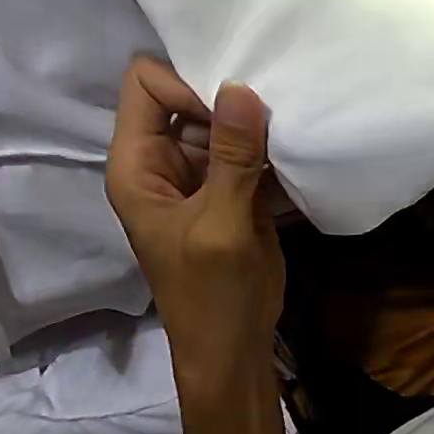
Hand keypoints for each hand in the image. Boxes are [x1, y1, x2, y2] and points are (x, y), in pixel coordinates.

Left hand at [106, 55, 284, 384]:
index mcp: (138, 166)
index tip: (237, 113)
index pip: (146, 86)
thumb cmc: (215, 294)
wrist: (233, 347)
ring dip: (253, 124)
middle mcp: (162, 163)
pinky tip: (295, 148)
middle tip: (275, 111)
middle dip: (228, 100)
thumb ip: (231, 158)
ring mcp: (198, 177)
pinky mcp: (230, 192)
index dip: (189, 87)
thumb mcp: (223, 225)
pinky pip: (245, 151)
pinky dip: (267, 147)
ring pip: (221, 123)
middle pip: (185, 97)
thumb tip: (240, 86)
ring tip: (290, 127)